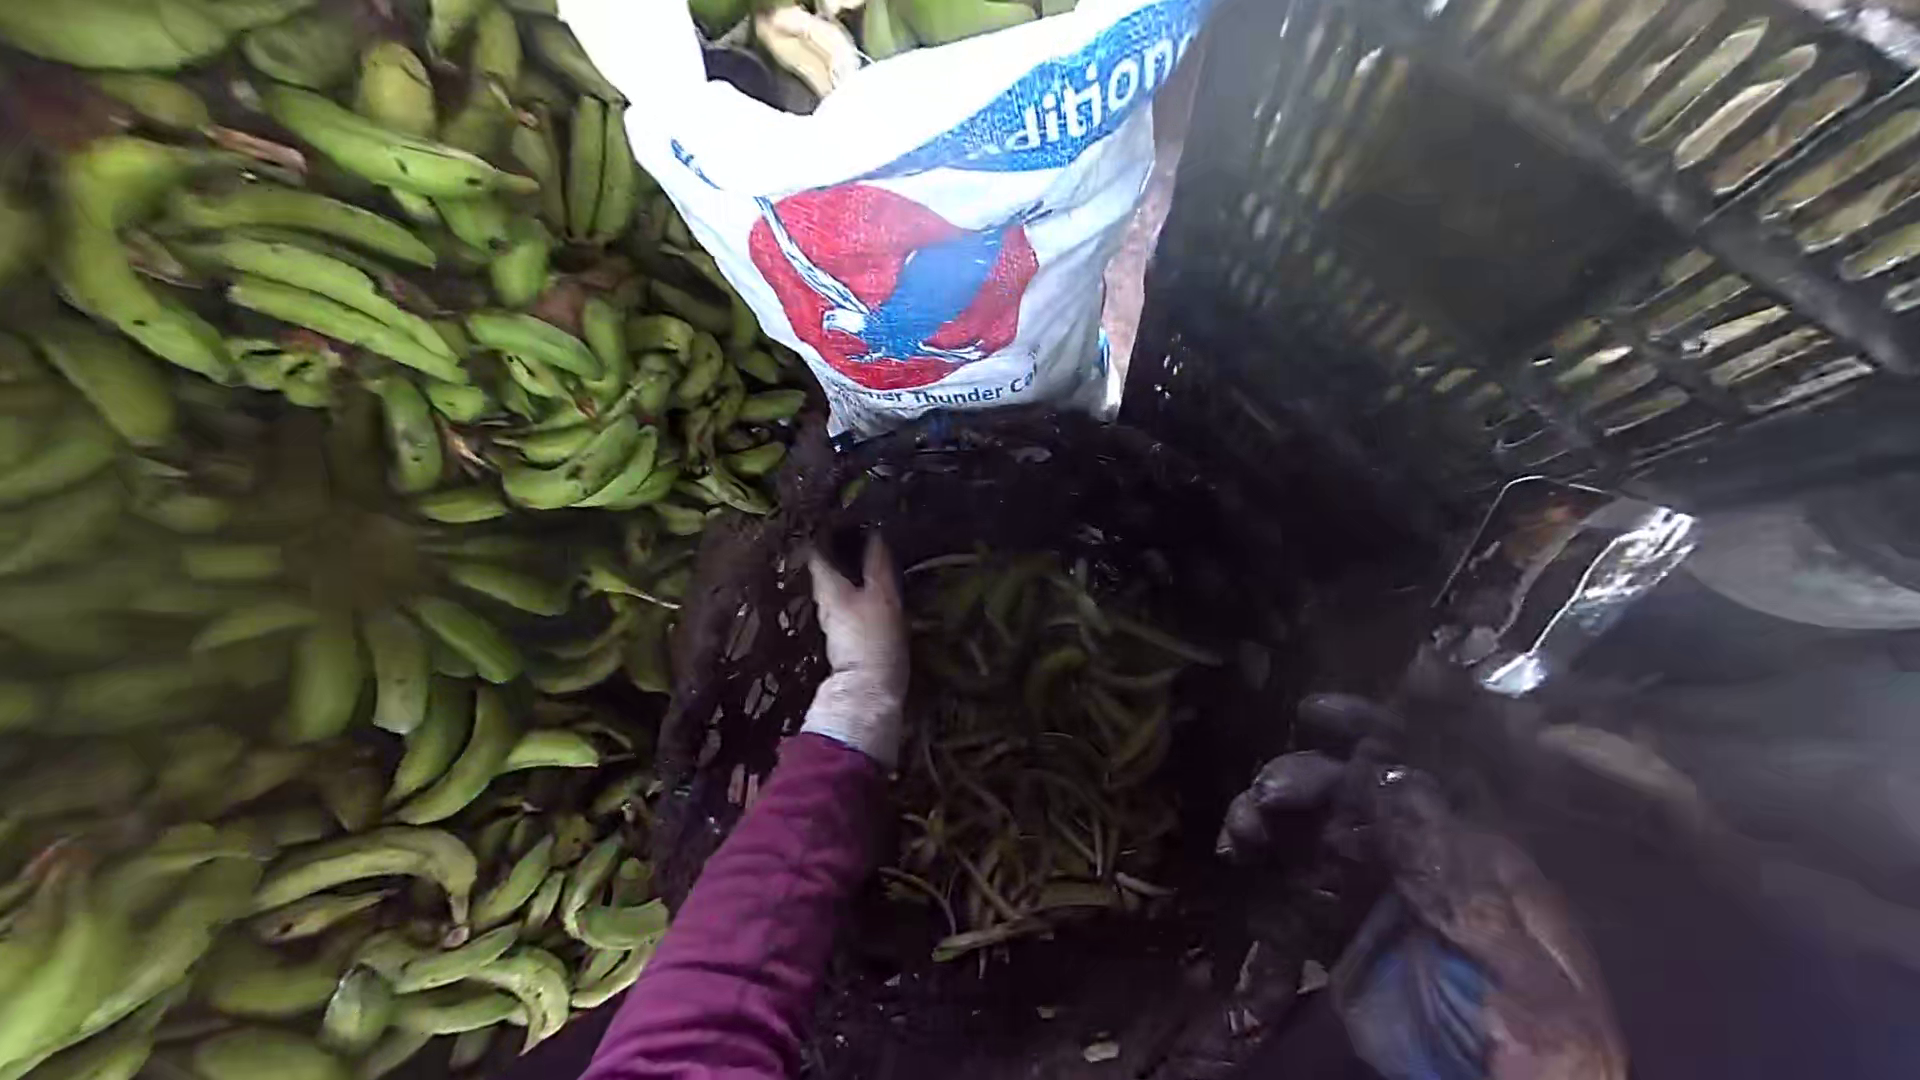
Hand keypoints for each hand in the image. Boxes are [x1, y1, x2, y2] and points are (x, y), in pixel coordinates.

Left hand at [801, 532, 907, 766]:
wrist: (869, 688)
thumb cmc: (873, 637)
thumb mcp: (882, 594)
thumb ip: (877, 564)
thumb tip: (876, 532)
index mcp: (826, 585)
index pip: (816, 548)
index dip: (823, 529)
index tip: (839, 514)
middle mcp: (823, 598)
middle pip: (824, 564)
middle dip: (837, 545)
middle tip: (857, 527)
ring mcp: (832, 617)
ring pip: (836, 581)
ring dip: (847, 565)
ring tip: (866, 549)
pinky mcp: (845, 631)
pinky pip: (847, 596)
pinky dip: (855, 583)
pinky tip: (870, 581)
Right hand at [1217, 695, 1626, 1079]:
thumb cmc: (1527, 1045)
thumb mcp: (1511, 966)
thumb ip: (1453, 872)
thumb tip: (1395, 773)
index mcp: (1466, 849)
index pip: (1415, 769)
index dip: (1367, 730)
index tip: (1315, 711)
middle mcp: (1407, 853)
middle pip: (1342, 791)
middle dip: (1297, 780)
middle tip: (1266, 798)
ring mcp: (1364, 885)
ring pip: (1303, 826)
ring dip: (1266, 818)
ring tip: (1240, 834)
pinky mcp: (1328, 920)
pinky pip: (1282, 874)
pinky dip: (1254, 861)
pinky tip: (1236, 860)